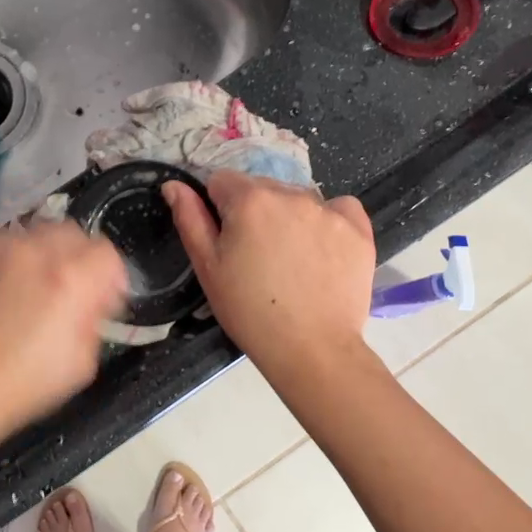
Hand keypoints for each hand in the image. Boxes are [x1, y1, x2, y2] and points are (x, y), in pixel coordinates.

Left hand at [0, 223, 127, 438]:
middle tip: (76, 291)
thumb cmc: (23, 383)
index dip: (111, 279)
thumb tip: (96, 299)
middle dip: (83, 259)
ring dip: (53, 253)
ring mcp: (5, 248)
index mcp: (71, 280)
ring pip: (44, 231)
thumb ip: (96, 318)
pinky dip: (23, 255)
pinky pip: (14, 239)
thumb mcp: (83, 361)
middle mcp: (38, 252)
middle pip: (77, 234)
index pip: (107, 253)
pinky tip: (16, 285)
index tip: (105, 299)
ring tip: (44, 286)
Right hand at [162, 172, 376, 371]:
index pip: (221, 181)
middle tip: (255, 255)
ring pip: (296, 197)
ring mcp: (328, 211)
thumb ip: (189, 218)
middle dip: (252, 210)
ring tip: (289, 258)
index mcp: (249, 200)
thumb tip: (174, 185)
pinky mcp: (358, 230)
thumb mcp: (206, 266)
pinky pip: (339, 207)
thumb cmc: (248, 310)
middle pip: (260, 187)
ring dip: (287, 215)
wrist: (311, 349)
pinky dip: (328, 219)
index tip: (225, 240)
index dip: (217, 209)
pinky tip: (321, 247)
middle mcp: (290, 194)